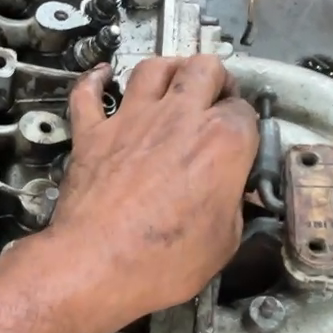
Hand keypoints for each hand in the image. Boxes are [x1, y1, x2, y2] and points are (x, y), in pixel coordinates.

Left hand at [50, 55, 257, 323]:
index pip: (244, 111)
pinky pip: (88, 93)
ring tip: (171, 78)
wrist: (95, 265)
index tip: (240, 137)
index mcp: (222, 142)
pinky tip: (100, 77)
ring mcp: (131, 121)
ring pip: (152, 68)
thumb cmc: (159, 261)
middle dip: (214, 78)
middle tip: (213, 94)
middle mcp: (178, 119)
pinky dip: (94, 82)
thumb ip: (232, 207)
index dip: (244, 123)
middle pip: (203, 69)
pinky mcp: (92, 134)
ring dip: (166, 68)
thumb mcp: (223, 242)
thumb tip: (231, 200)